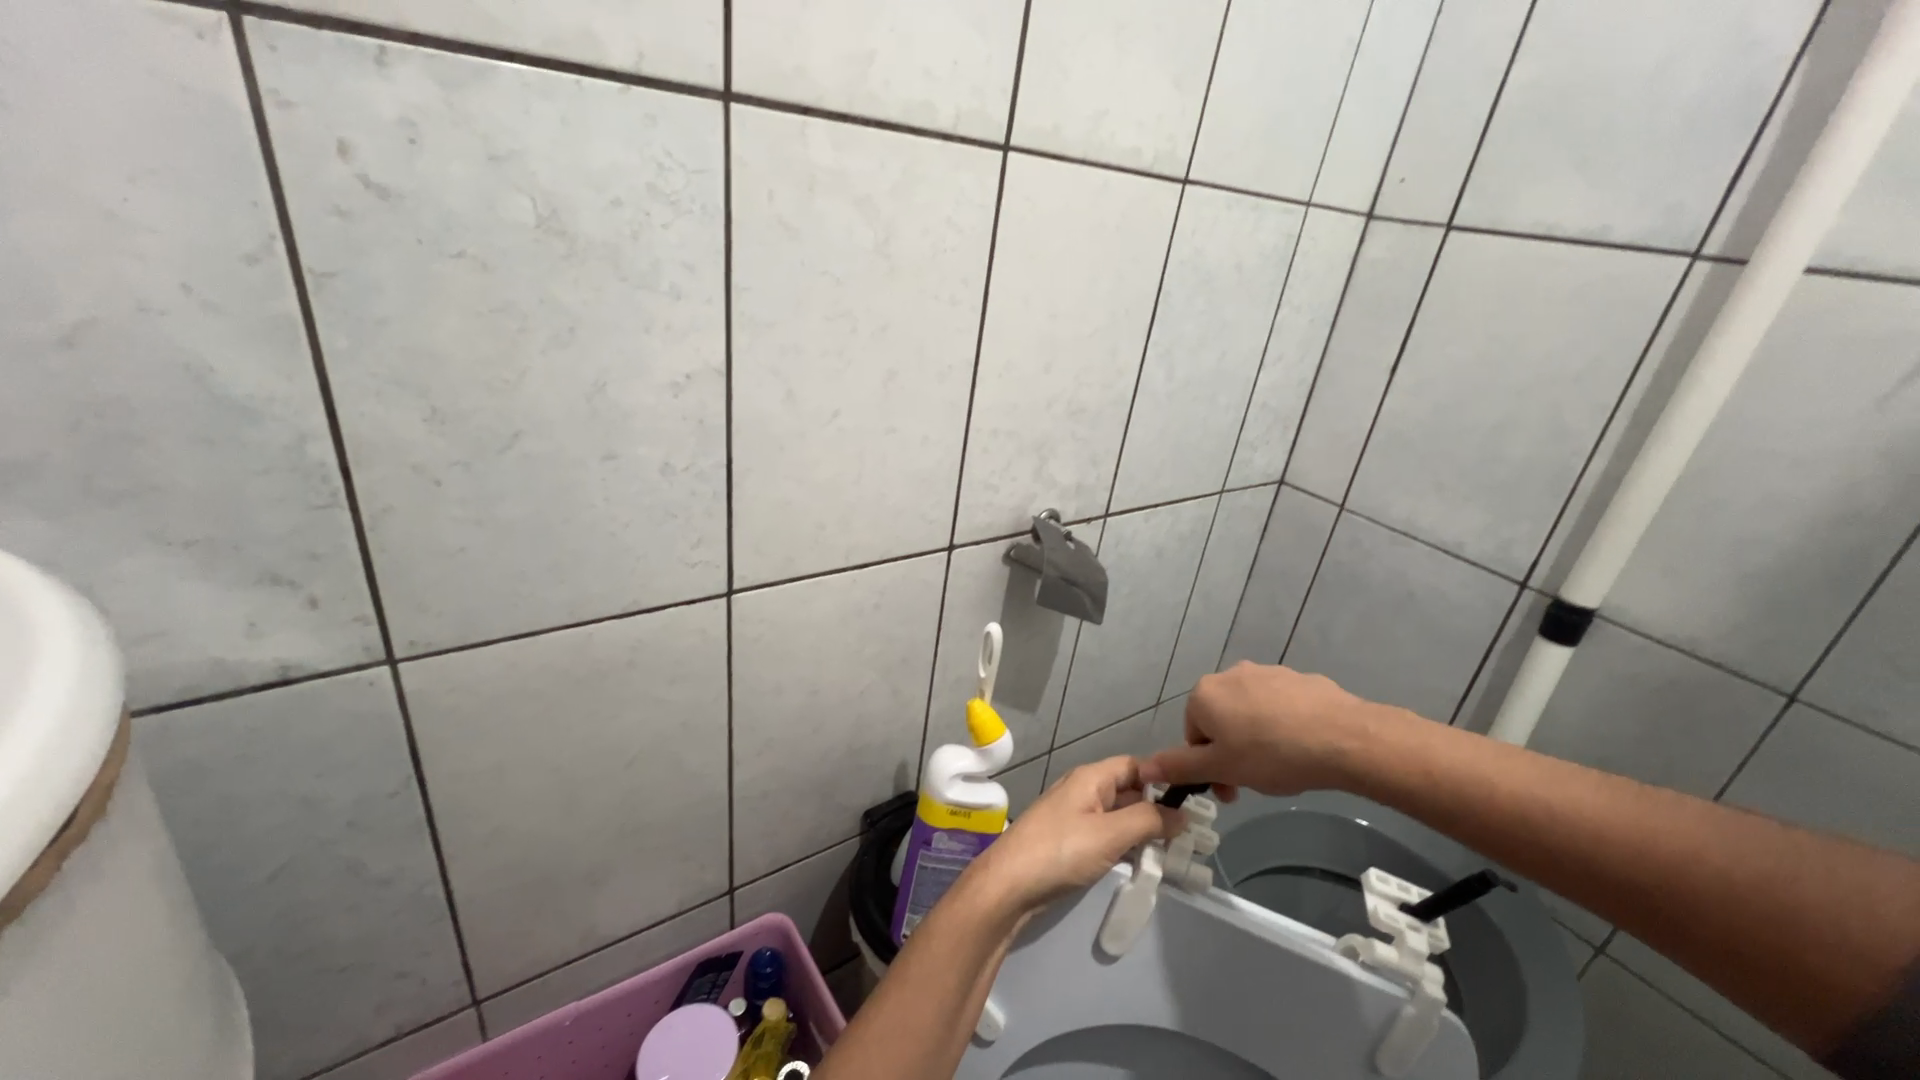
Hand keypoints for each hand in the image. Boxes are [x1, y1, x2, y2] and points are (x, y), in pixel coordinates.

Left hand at [965, 756, 1183, 913]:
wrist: (1008, 885)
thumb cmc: (1060, 851)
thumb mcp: (1110, 834)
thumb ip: (1148, 821)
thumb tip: (1181, 814)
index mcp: (1091, 778)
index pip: (1135, 766)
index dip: (1163, 778)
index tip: (1193, 799)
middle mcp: (1083, 791)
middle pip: (1128, 791)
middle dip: (1158, 808)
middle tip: (1192, 832)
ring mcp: (1075, 817)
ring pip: (1119, 816)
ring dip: (1144, 830)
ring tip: (1176, 850)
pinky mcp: (1070, 842)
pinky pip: (1107, 835)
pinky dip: (1126, 844)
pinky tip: (1143, 862)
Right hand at [1142, 662, 1387, 801]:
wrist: (1343, 738)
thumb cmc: (1271, 755)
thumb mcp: (1220, 768)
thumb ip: (1178, 766)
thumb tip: (1142, 767)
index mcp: (1204, 694)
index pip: (1193, 736)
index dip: (1209, 767)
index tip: (1231, 790)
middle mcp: (1231, 674)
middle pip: (1220, 722)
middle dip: (1232, 753)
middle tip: (1255, 782)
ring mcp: (1267, 672)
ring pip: (1250, 714)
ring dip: (1257, 740)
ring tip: (1283, 766)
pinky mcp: (1300, 679)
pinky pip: (1280, 707)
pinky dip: (1284, 726)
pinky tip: (1303, 748)